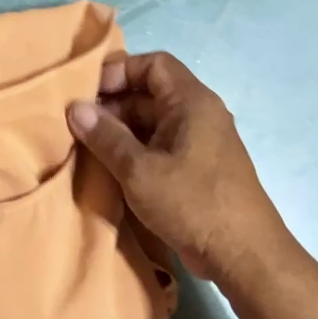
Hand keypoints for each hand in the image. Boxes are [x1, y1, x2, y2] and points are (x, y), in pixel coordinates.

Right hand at [67, 51, 299, 286]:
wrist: (243, 254)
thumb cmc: (191, 204)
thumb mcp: (139, 170)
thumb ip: (105, 136)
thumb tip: (75, 108)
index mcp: (192, 101)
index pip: (153, 63)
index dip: (118, 71)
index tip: (87, 94)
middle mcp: (200, 113)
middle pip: (151, 91)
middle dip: (113, 104)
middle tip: (79, 125)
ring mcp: (201, 141)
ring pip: (154, 120)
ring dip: (121, 130)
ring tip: (88, 147)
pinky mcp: (199, 167)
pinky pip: (161, 144)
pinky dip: (136, 149)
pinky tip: (112, 168)